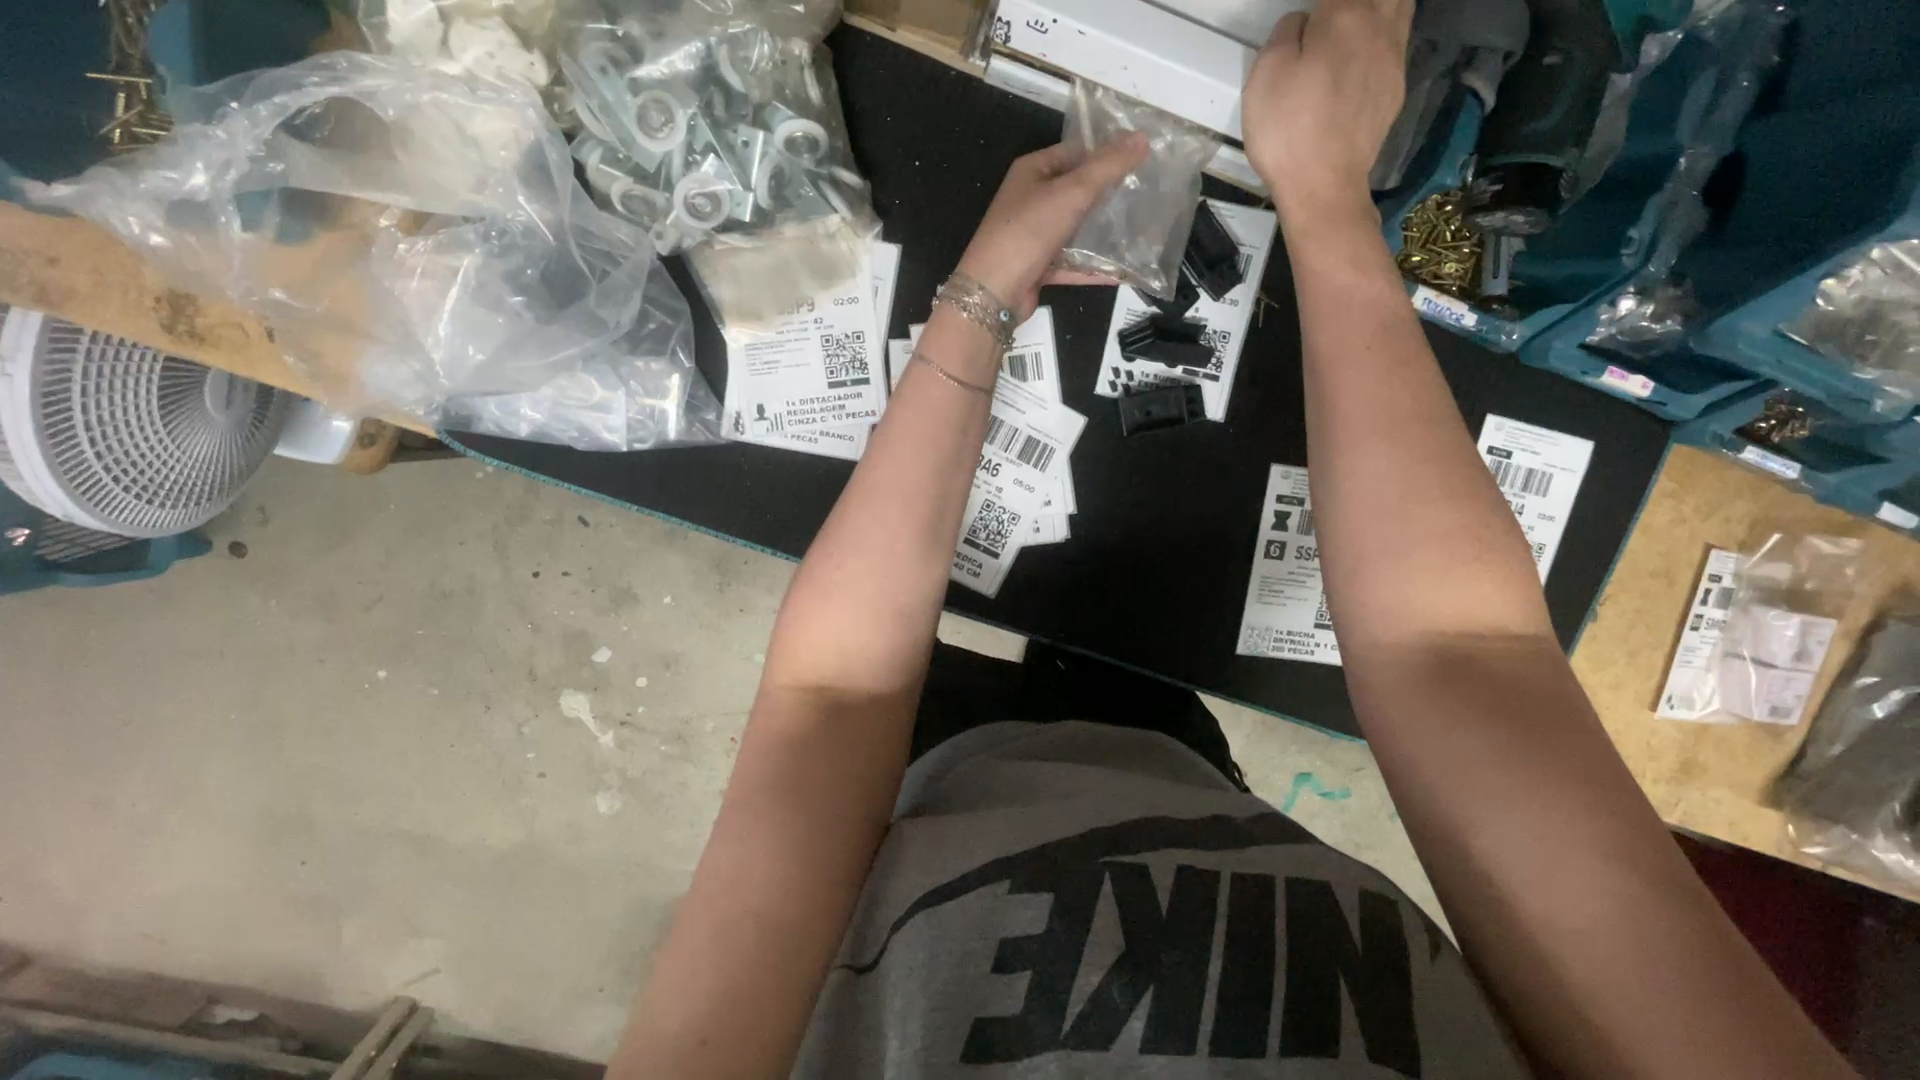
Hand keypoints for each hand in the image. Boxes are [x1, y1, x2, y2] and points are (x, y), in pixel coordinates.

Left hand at [955, 134, 1151, 321]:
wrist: (994, 291)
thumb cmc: (1029, 231)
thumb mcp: (1072, 192)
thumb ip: (1108, 166)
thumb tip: (1142, 138)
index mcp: (1032, 171)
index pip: (1075, 152)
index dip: (1106, 154)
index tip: (1141, 161)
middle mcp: (1031, 200)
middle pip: (1077, 191)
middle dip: (1109, 195)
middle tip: (1146, 195)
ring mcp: (1034, 235)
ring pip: (1076, 229)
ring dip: (1103, 232)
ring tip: (1141, 230)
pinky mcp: (1039, 266)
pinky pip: (1073, 262)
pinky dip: (1094, 267)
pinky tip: (1123, 271)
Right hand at [1242, 0, 1412, 219]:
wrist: (1323, 184)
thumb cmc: (1287, 130)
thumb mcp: (1266, 74)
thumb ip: (1286, 32)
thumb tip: (1305, 20)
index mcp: (1342, 15)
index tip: (1312, 7)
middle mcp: (1378, 26)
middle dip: (1354, 0)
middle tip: (1334, 11)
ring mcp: (1393, 56)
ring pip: (1401, 3)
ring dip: (1381, 4)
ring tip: (1357, 15)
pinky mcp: (1396, 85)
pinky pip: (1401, 36)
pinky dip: (1389, 24)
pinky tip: (1371, 37)